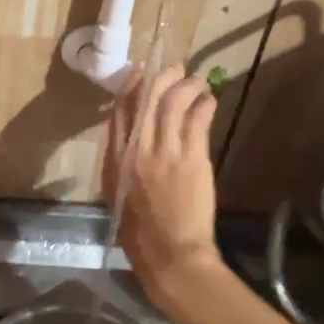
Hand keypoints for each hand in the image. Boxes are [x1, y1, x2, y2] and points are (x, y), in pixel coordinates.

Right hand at [105, 65, 228, 317]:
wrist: (169, 254)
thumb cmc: (139, 232)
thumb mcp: (117, 194)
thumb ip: (121, 164)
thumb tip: (130, 142)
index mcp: (115, 159)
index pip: (120, 112)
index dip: (131, 88)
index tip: (141, 73)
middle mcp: (137, 149)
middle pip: (147, 100)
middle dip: (161, 78)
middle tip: (174, 69)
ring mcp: (165, 152)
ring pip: (173, 103)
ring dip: (186, 86)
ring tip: (196, 81)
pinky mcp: (192, 159)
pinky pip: (197, 120)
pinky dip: (204, 105)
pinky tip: (209, 100)